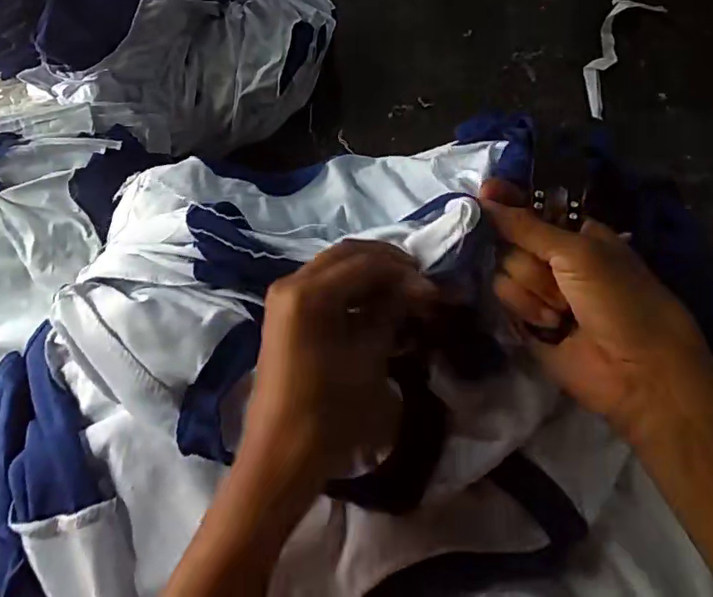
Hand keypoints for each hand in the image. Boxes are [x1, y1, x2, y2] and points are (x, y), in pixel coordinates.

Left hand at [240, 240, 440, 494]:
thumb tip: (417, 288)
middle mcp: (291, 283)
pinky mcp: (285, 314)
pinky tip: (378, 304)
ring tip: (404, 291)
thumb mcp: (368, 357)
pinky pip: (324, 285)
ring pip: (335, 266)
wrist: (281, 458)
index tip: (432, 287)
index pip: (364, 262)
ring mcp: (284, 297)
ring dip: (370, 272)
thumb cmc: (328, 412)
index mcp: (308, 293)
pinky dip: (352, 287)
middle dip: (387, 263)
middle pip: (347, 255)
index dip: (402, 272)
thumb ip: (390, 313)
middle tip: (419, 280)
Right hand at [481, 179, 712, 445]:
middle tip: (557, 277)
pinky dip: (525, 309)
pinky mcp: (526, 320)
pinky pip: (503, 299)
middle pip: (509, 237)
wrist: (638, 372)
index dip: (508, 199)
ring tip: (562, 310)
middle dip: (528, 257)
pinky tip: (551, 325)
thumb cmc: (620, 299)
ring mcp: (538, 289)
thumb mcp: (578, 253)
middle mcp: (553, 257)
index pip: (531, 206)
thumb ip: (527, 226)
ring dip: (531, 288)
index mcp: (574, 232)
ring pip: (503, 268)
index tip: (484, 191)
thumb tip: (484, 197)